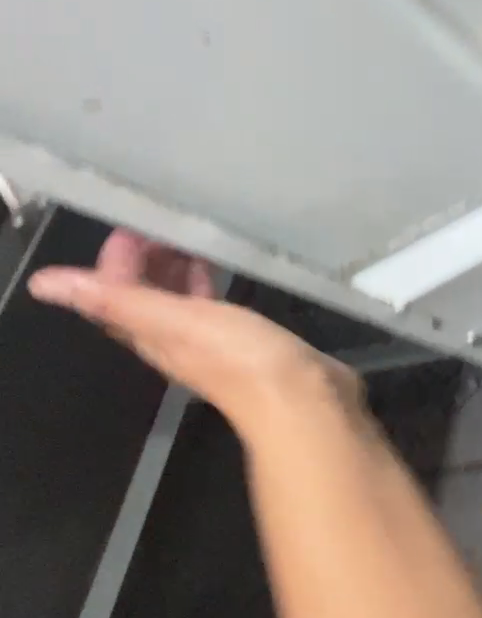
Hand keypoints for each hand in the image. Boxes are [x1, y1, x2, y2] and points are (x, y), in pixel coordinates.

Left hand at [29, 230, 358, 436]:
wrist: (300, 396)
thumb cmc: (242, 358)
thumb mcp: (178, 322)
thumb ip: (118, 300)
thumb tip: (44, 283)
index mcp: (147, 331)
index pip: (112, 288)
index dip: (117, 255)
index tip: (138, 220)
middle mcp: (169, 336)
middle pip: (142, 293)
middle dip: (145, 258)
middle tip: (168, 222)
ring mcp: (208, 339)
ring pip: (176, 297)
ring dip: (176, 268)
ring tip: (193, 238)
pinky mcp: (244, 339)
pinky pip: (212, 304)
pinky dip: (208, 283)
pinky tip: (227, 273)